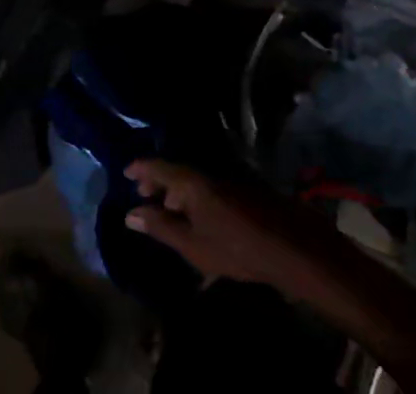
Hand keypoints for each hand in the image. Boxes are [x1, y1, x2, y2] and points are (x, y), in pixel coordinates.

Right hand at [122, 160, 336, 290]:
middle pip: (177, 170)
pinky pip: (210, 184)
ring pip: (195, 178)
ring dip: (178, 189)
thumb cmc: (236, 248)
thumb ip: (161, 227)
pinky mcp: (244, 188)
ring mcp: (229, 177)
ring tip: (168, 209)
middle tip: (144, 196)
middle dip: (159, 181)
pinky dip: (196, 194)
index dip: (141, 168)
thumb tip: (130, 214)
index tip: (126, 173)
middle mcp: (209, 172)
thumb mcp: (192, 244)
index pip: (159, 167)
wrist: (290, 246)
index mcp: (192, 182)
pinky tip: (196, 215)